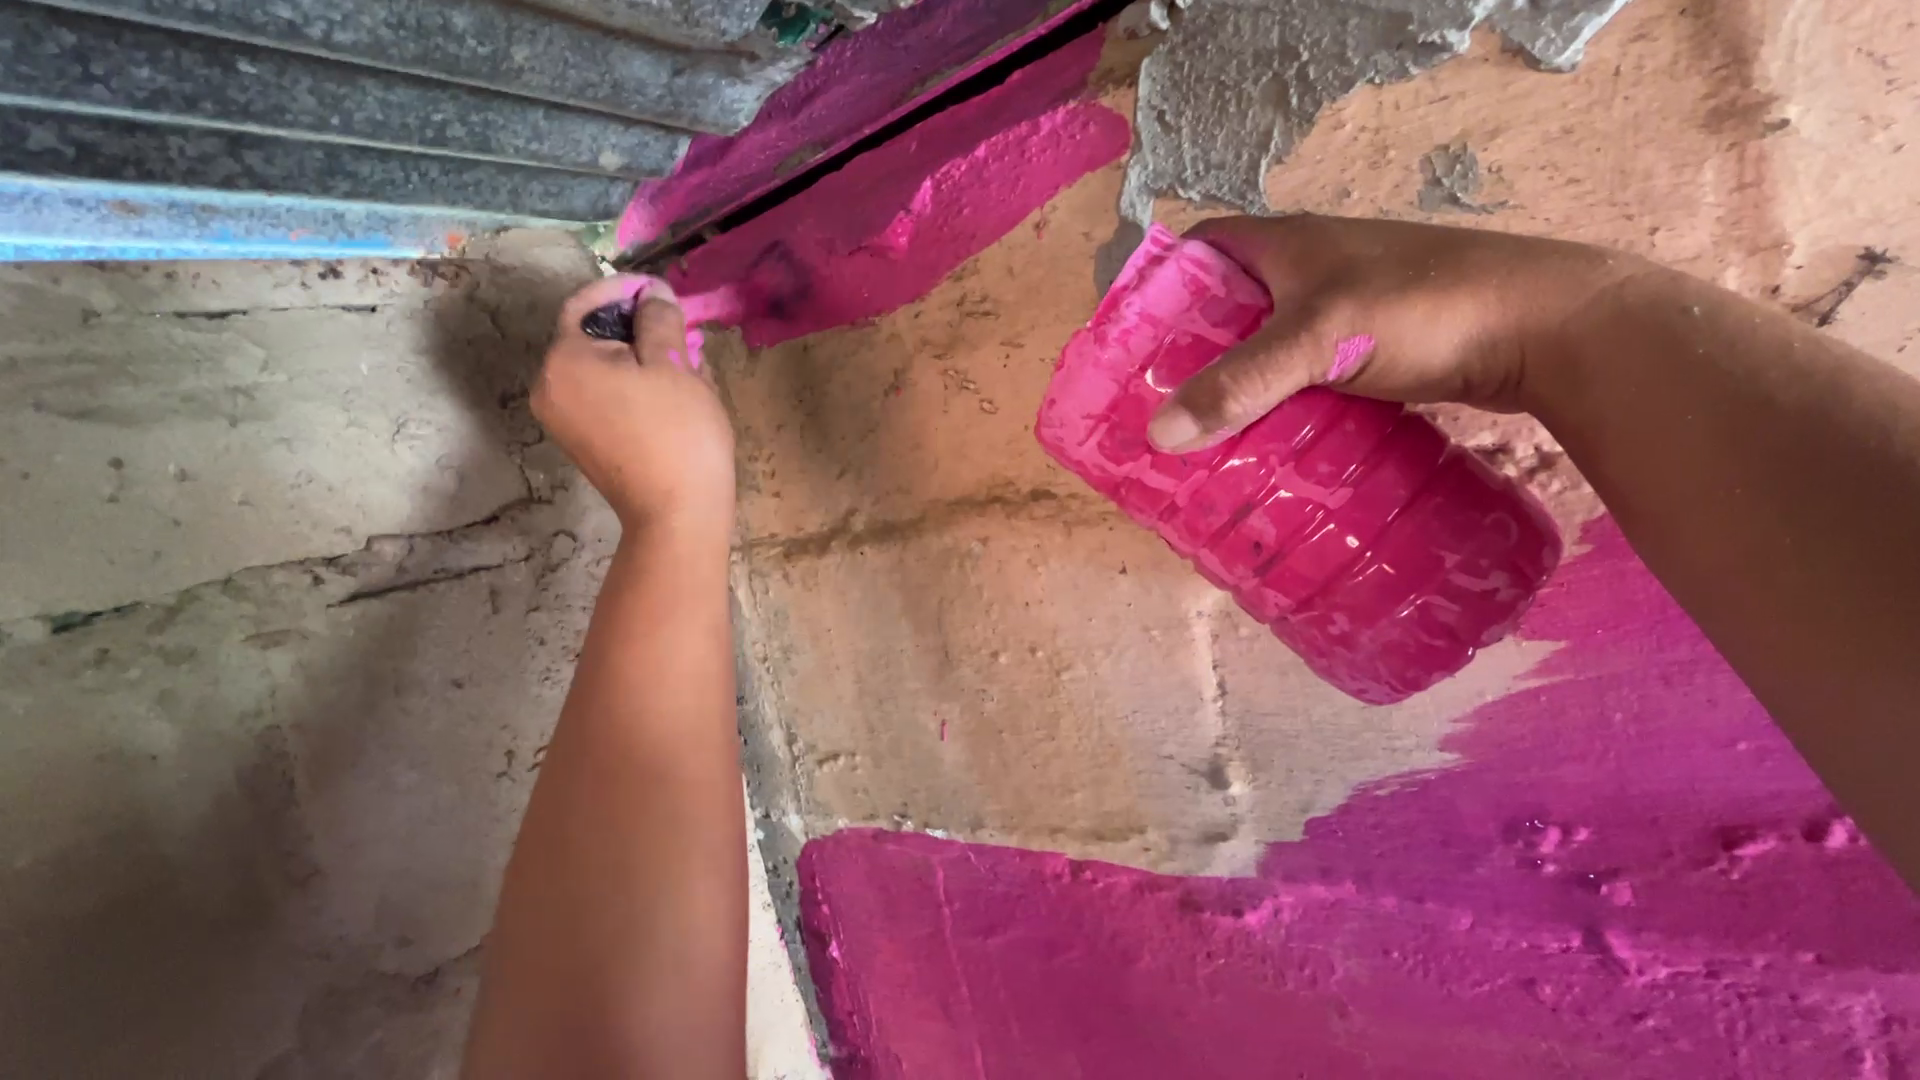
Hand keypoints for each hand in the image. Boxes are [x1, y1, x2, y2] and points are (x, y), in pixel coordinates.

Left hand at [533, 275, 735, 532]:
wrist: (677, 515)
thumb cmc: (679, 434)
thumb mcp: (675, 364)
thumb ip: (659, 318)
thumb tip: (652, 292)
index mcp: (564, 360)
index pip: (586, 304)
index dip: (625, 289)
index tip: (662, 289)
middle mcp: (549, 387)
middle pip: (591, 337)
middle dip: (638, 328)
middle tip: (683, 329)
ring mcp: (562, 419)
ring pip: (601, 369)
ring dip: (639, 358)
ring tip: (686, 363)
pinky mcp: (582, 443)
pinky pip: (603, 397)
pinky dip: (632, 386)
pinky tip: (670, 395)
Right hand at [1148, 214, 1646, 452]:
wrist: (1550, 329)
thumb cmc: (1425, 308)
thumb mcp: (1317, 339)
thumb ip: (1237, 385)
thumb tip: (1156, 436)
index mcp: (1284, 242)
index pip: (1197, 250)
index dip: (1159, 288)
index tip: (1130, 344)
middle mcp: (1307, 269)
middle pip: (1226, 307)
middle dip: (1189, 352)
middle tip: (1155, 403)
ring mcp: (1342, 310)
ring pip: (1264, 346)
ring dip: (1233, 383)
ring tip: (1198, 431)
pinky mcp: (1369, 348)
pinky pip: (1300, 374)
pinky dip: (1276, 402)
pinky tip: (1262, 439)